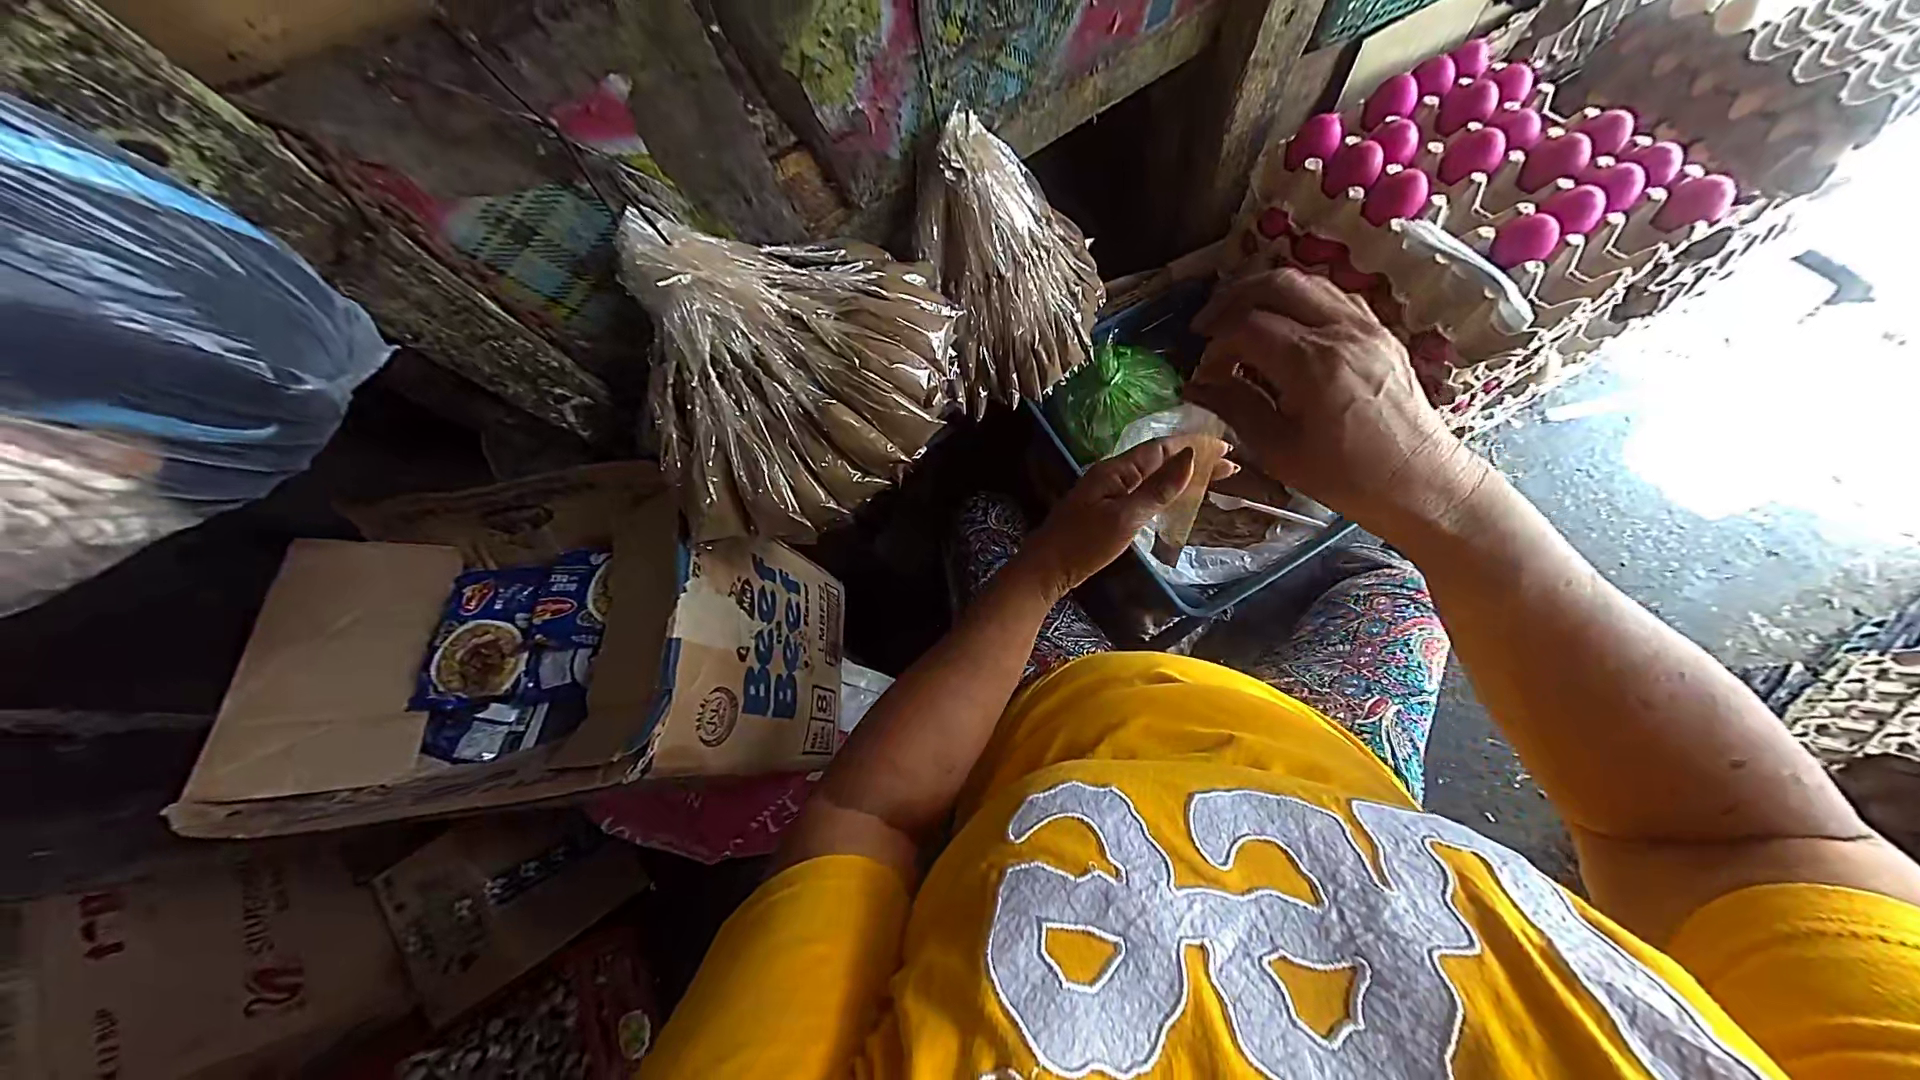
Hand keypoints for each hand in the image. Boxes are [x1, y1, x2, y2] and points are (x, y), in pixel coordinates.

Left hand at [1012, 436, 1234, 599]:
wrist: (1045, 569)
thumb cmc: (1083, 545)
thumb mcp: (1125, 518)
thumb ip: (1158, 489)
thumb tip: (1191, 455)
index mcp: (1116, 470)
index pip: (1162, 449)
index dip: (1195, 446)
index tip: (1227, 448)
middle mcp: (1111, 475)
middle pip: (1159, 460)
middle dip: (1194, 460)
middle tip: (1230, 466)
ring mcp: (1106, 492)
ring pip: (1152, 475)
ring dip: (1182, 475)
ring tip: (1212, 478)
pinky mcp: (1104, 510)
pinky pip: (1142, 491)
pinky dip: (1165, 490)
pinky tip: (1175, 498)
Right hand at [1184, 267, 1492, 537]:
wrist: (1415, 479)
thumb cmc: (1343, 475)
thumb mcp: (1276, 449)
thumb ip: (1235, 407)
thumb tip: (1197, 387)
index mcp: (1312, 364)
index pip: (1246, 327)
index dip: (1215, 347)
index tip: (1203, 375)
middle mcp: (1341, 332)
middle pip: (1276, 284)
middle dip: (1231, 301)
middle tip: (1206, 328)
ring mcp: (1366, 326)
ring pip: (1306, 282)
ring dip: (1263, 294)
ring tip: (1237, 321)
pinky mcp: (1379, 332)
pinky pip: (1332, 296)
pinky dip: (1298, 301)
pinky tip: (1281, 327)